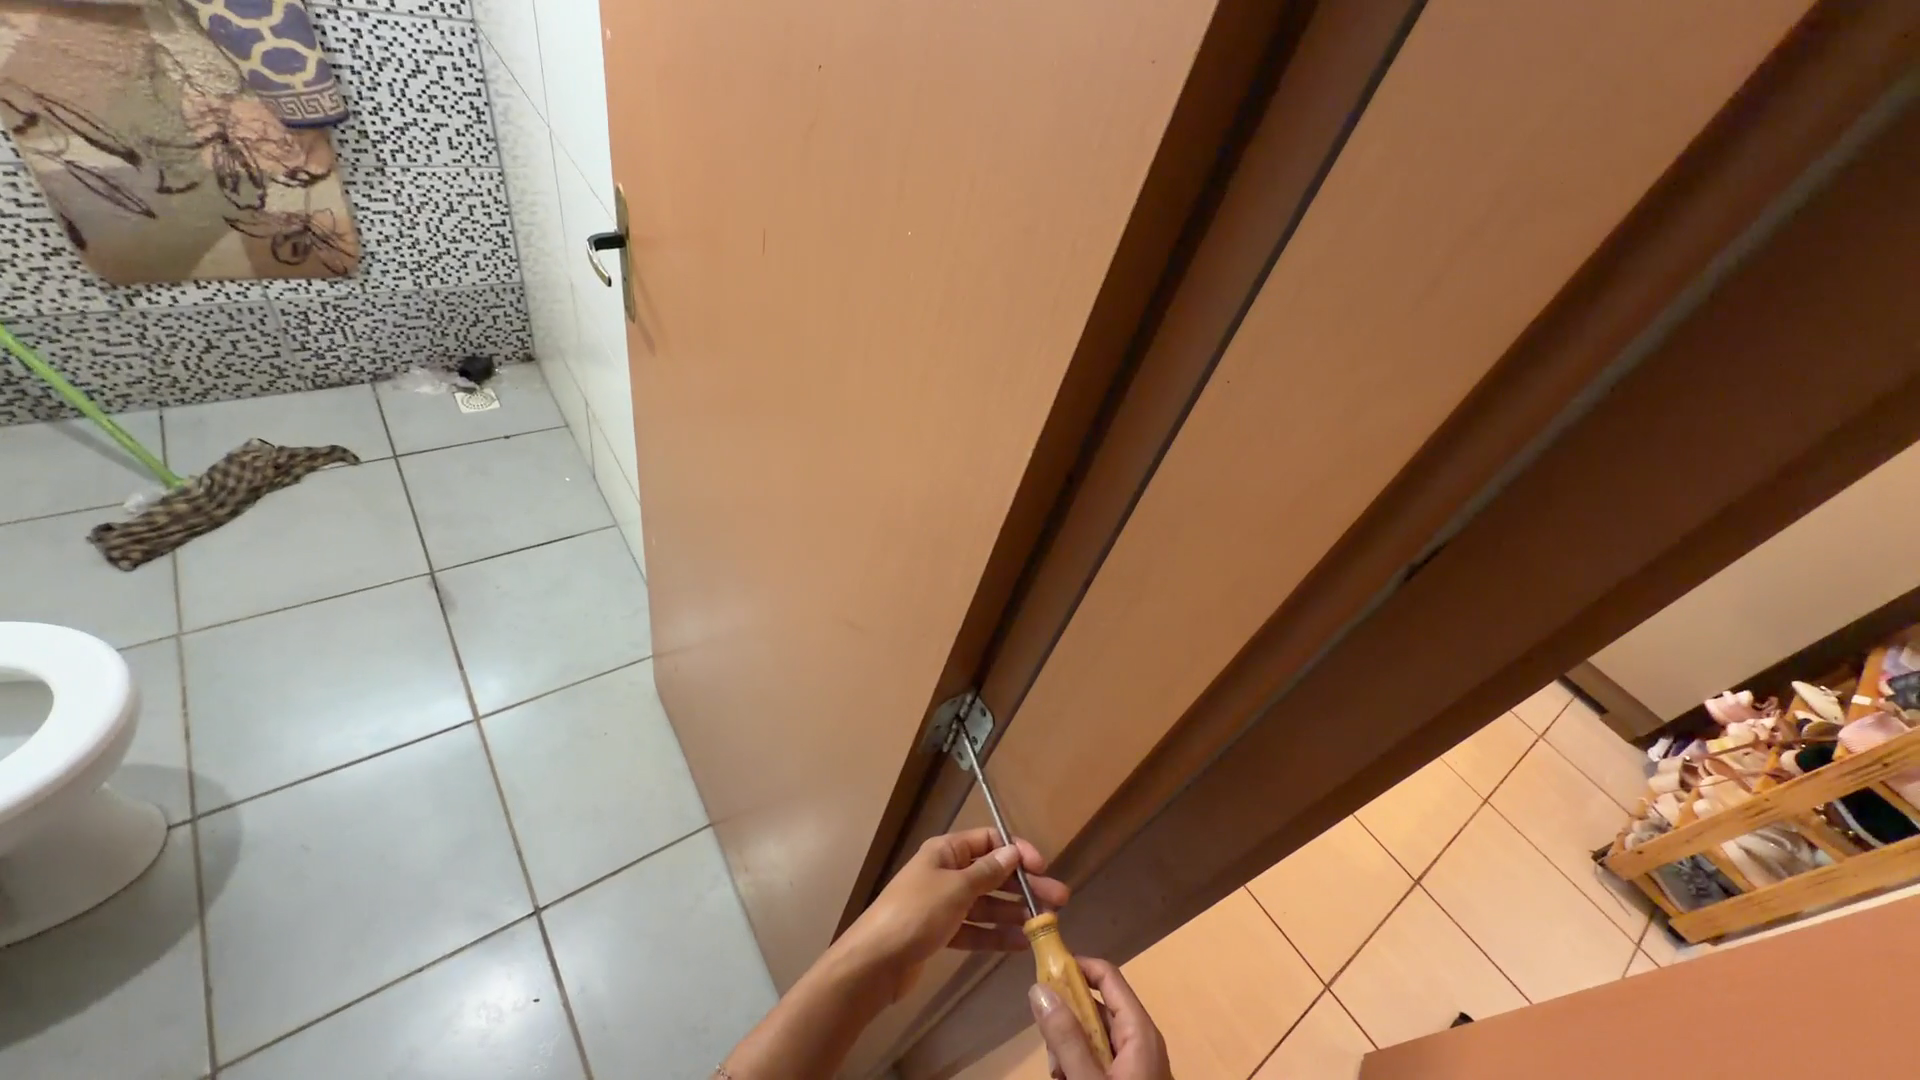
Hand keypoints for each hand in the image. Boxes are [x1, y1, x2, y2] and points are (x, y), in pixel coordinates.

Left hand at [833, 828, 1068, 998]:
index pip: (988, 841)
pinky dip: (996, 934)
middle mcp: (946, 873)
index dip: (1016, 851)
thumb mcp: (956, 888)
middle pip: (992, 874)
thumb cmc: (915, 914)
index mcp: (945, 852)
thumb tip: (1013, 851)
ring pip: (987, 904)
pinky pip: (976, 929)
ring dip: (1014, 912)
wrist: (874, 962)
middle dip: (1023, 886)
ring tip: (1045, 925)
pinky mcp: (941, 933)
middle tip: (1059, 900)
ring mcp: (943, 904)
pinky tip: (1021, 943)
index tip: (1042, 867)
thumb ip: (987, 872)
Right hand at [1030, 958, 1169, 1079]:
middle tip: (1047, 1043)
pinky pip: (1101, 1058)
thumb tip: (1039, 988)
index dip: (1076, 967)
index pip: (1107, 976)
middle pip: (1097, 1007)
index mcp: (1140, 1031)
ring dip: (1070, 1048)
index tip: (1044, 973)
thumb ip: (1066, 1038)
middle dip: (1066, 1020)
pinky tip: (1068, 1079)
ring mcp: (1138, 1063)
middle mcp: (1141, 1040)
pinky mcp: (1131, 1079)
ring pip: (1094, 1036)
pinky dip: (1081, 1065)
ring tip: (1058, 1073)